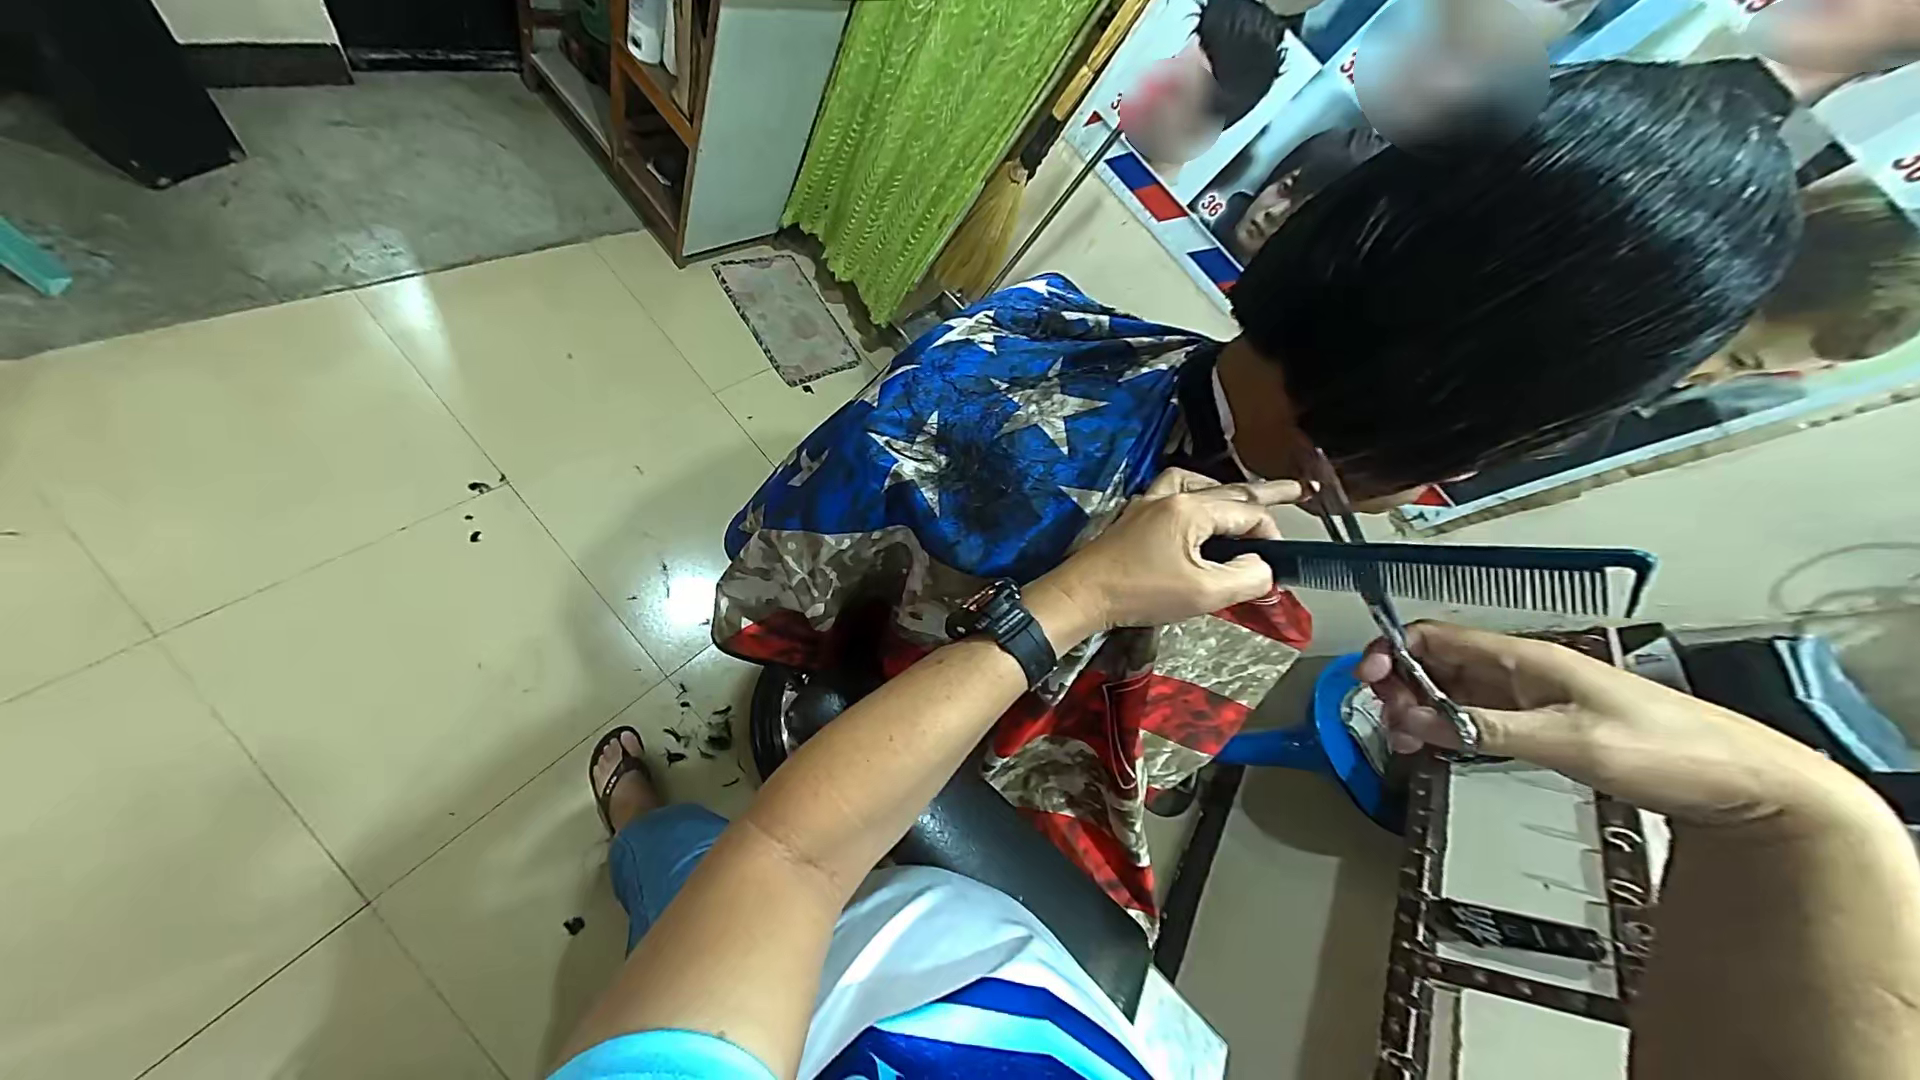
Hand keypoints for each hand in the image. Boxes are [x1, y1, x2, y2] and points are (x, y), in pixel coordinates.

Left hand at [1036, 468, 1304, 633]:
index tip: (1277, 564)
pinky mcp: (1133, 516)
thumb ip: (1247, 578)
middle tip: (1298, 490)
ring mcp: (1148, 503)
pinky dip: (1192, 495)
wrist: (1082, 594)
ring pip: (1196, 484)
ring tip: (1242, 500)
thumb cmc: (1140, 593)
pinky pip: (1171, 491)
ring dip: (1223, 490)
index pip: (1249, 513)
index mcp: (1192, 510)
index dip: (1271, 536)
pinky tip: (1194, 511)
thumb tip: (1262, 567)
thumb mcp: (1205, 594)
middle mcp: (1171, 497)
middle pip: (1227, 490)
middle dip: (1265, 492)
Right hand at [1356, 621, 1871, 828]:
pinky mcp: (1536, 722)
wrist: (1753, 786)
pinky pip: (1470, 715)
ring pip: (1447, 690)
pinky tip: (1438, 746)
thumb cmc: (1667, 751)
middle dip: (1398, 686)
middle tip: (1389, 721)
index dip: (1391, 652)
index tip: (1369, 681)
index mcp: (1522, 657)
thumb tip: (1410, 720)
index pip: (1433, 637)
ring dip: (1417, 710)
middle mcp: (1516, 670)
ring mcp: (1525, 696)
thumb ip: (1481, 729)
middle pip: (1432, 662)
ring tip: (1407, 741)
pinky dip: (1444, 727)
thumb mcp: (1567, 741)